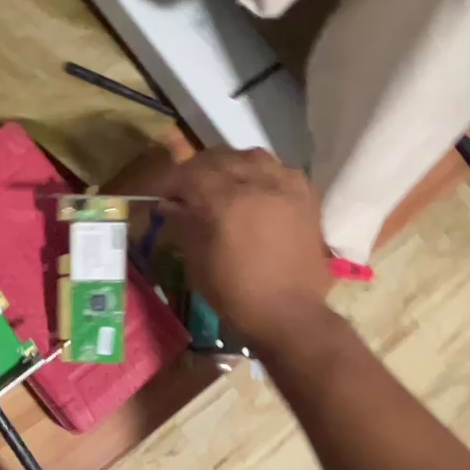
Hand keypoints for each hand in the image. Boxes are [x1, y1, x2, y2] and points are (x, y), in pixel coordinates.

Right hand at [157, 148, 333, 347]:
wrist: (289, 313)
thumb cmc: (236, 293)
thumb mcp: (197, 261)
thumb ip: (184, 225)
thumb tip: (171, 204)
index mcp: (226, 201)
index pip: (189, 173)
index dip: (171, 181)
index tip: (163, 195)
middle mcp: (257, 183)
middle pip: (219, 158)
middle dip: (198, 170)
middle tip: (188, 189)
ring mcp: (286, 185)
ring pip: (251, 156)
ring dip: (230, 166)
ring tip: (223, 185)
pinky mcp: (306, 195)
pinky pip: (278, 169)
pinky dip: (261, 174)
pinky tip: (255, 190)